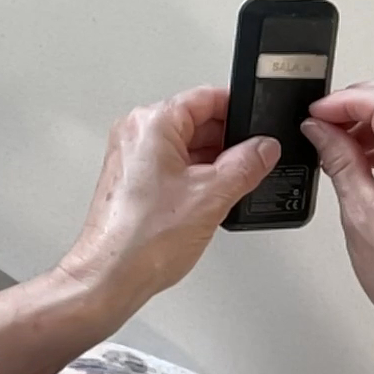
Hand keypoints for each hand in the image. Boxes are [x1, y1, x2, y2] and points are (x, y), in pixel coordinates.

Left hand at [58, 87, 280, 312]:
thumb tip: (263, 148)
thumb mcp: (212, 196)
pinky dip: (194, 174)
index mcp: (152, 122)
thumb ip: (246, 165)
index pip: (204, 97)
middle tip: (253, 159)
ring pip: (184, 143)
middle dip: (227, 140)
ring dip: (212, 160)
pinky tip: (209, 198)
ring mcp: (131, 154)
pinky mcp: (131, 177)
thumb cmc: (142, 238)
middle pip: (195, 119)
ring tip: (232, 185)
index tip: (258, 122)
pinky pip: (171, 162)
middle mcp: (136, 131)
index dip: (237, 108)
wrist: (110, 276)